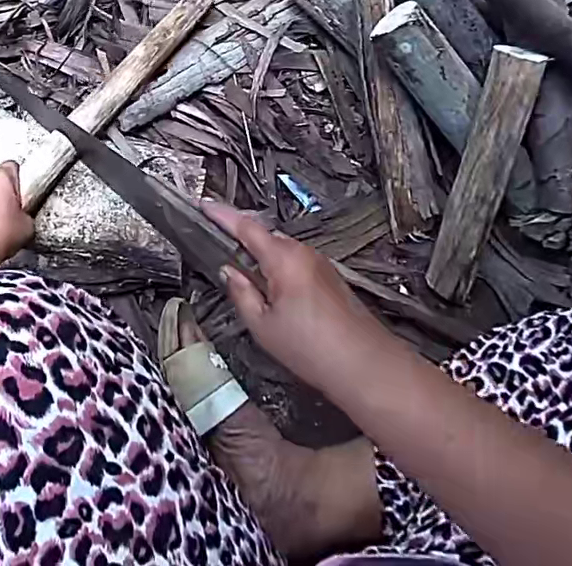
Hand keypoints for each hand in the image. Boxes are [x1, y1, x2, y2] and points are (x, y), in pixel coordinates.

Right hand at [204, 202, 395, 395]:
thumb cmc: (314, 350)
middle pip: (264, 235)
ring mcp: (319, 262)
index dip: (222, 214)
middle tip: (217, 245)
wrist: (367, 367)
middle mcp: (303, 253)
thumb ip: (240, 292)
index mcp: (283, 259)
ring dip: (260, 255)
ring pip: (280, 249)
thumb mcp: (263, 325)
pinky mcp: (329, 276)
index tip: (204, 204)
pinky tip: (273, 290)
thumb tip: (228, 271)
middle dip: (240, 237)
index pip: (245, 226)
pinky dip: (278, 267)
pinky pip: (295, 261)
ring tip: (244, 276)